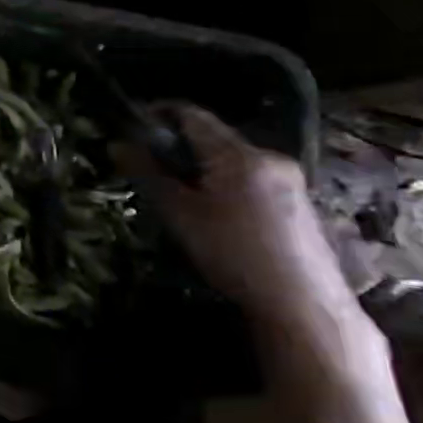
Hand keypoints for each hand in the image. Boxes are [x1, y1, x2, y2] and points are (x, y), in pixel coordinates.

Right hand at [114, 105, 351, 325]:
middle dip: (179, 146)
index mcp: (238, 155)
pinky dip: (226, 182)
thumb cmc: (234, 257)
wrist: (306, 308)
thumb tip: (116, 144)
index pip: (191, 115)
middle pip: (213, 136)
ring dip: (202, 166)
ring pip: (232, 157)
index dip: (158, 113)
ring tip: (181, 195)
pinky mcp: (299, 199)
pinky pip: (251, 176)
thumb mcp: (181, 216)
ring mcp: (289, 177)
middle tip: (151, 169)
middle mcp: (268, 155)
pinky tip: (217, 214)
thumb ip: (148, 174)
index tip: (131, 127)